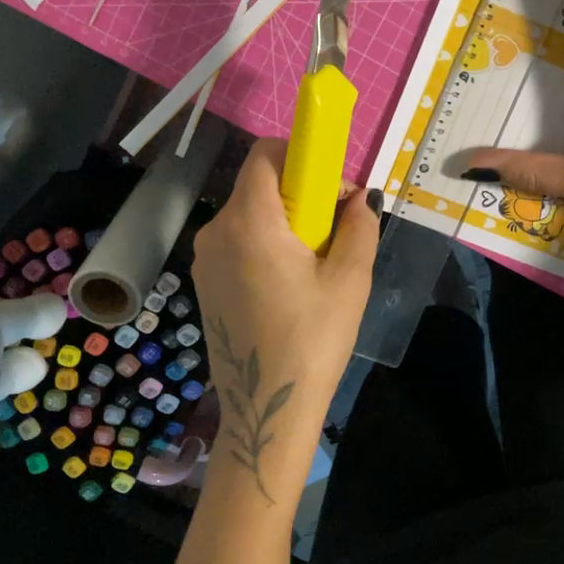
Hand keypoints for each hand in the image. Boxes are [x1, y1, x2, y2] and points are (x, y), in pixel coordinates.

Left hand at [190, 140, 377, 497]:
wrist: (267, 409)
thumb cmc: (313, 339)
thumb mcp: (350, 279)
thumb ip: (358, 226)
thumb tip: (357, 198)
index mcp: (249, 222)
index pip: (265, 154)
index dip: (301, 154)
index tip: (332, 183)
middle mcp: (217, 231)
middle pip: (259, 185)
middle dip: (301, 194)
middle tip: (335, 231)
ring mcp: (205, 259)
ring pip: (250, 215)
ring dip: (285, 222)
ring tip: (317, 265)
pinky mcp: (205, 283)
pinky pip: (239, 242)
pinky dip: (267, 245)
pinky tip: (292, 284)